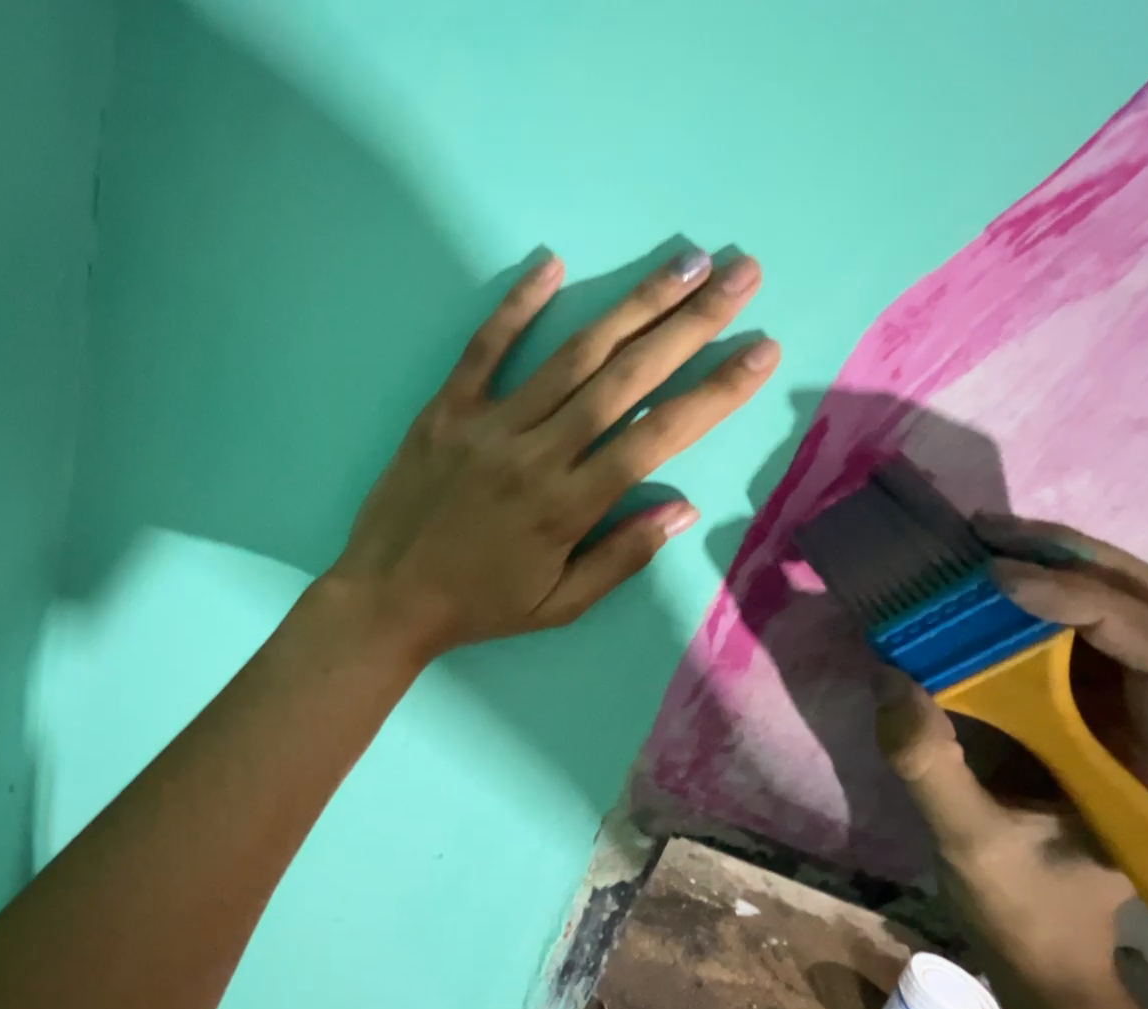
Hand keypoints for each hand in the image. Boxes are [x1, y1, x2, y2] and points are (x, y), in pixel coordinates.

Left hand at [322, 248, 777, 659]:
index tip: (763, 347)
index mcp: (569, 504)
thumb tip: (683, 507)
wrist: (385, 597)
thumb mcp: (557, 606)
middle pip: (627, 378)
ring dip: (632, 305)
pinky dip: (517, 306)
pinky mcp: (444, 411)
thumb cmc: (477, 605)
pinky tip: (552, 265)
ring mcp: (487, 425)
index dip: (717, 389)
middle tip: (741, 273)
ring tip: (684, 263)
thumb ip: (621, 558)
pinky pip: (483, 350)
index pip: (659, 436)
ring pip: (571, 355)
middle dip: (691, 323)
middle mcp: (537, 453)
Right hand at [877, 517, 1147, 975]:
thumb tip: (891, 674)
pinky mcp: (1098, 698)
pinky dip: (1040, 585)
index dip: (1094, 607)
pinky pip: (1086, 621)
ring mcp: (1142, 707)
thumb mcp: (966, 842)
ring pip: (1135, 604)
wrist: (1038, 931)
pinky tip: (984, 570)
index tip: (999, 581)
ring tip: (982, 540)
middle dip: (1081, 564)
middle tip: (988, 539)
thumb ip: (928, 763)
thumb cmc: (1019, 901)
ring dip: (1063, 561)